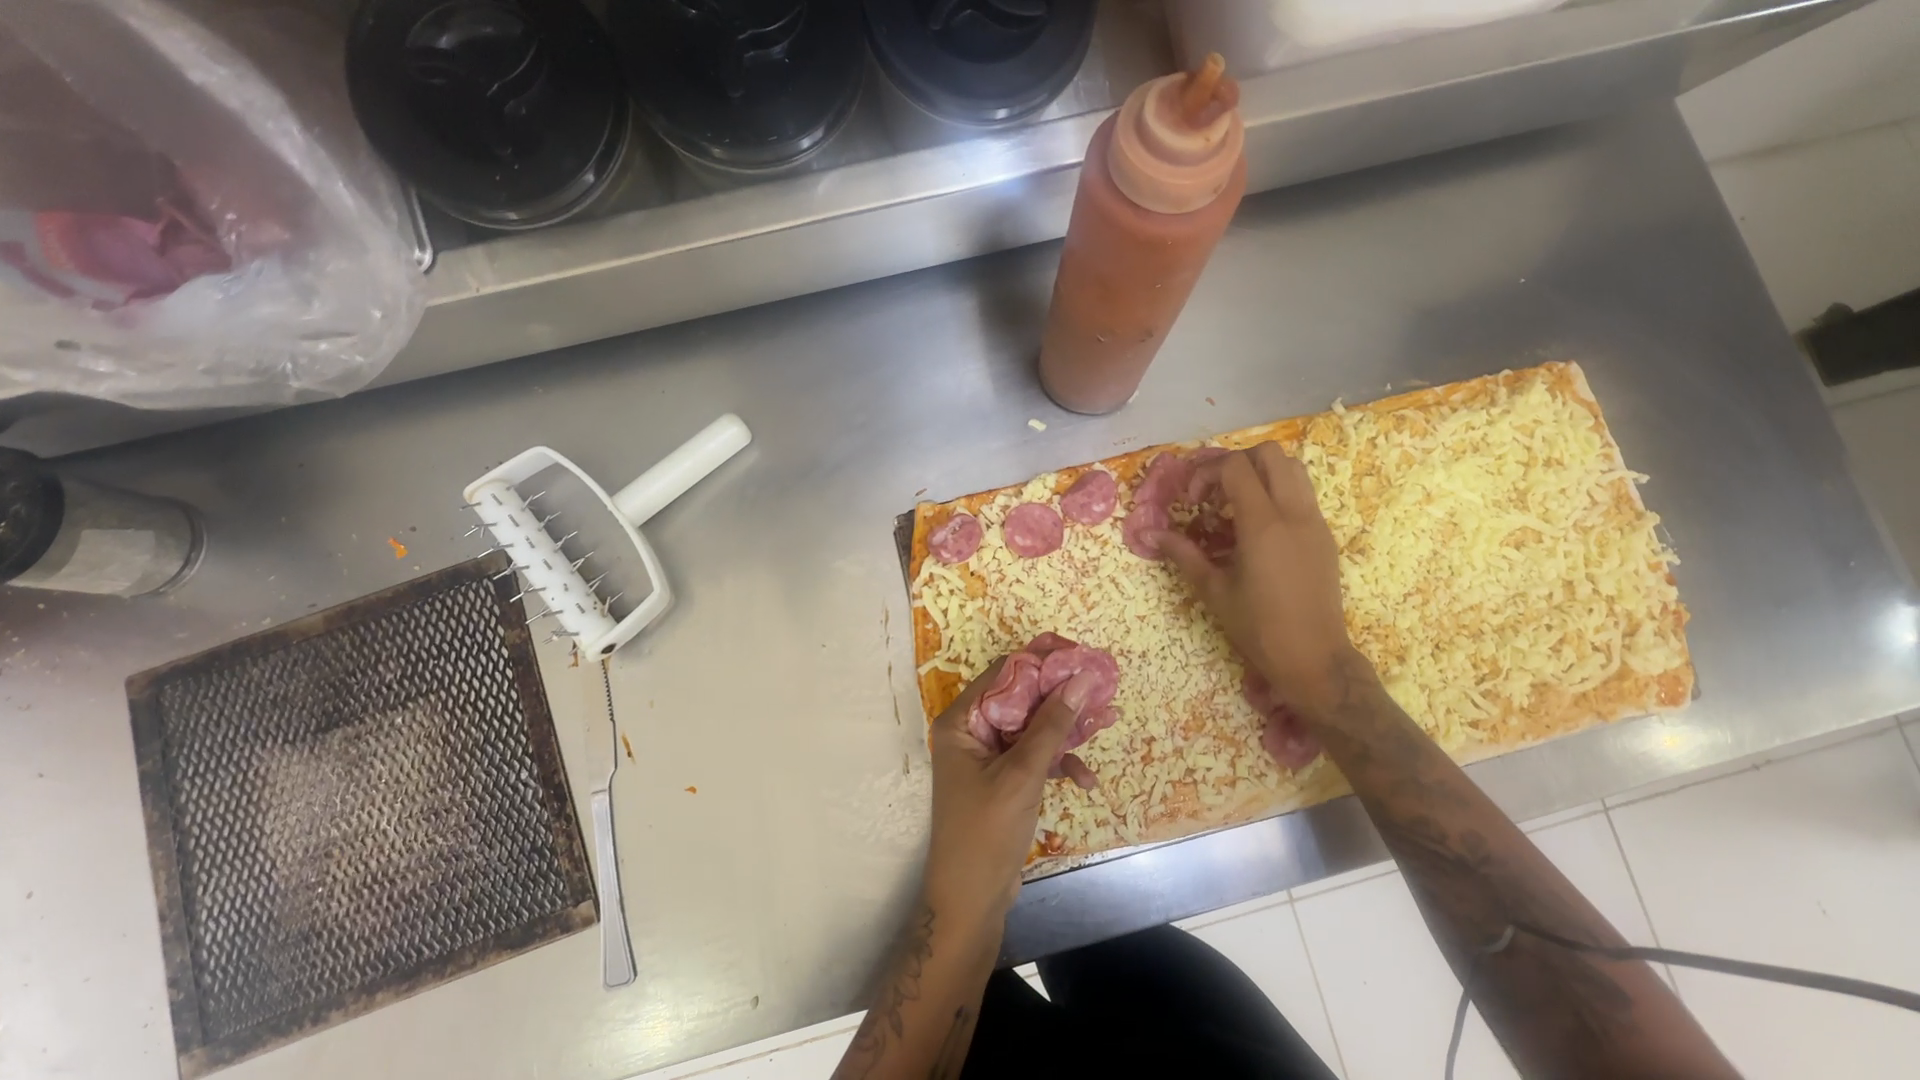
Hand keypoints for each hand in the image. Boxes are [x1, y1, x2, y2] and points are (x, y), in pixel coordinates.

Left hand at [923, 662, 1100, 921]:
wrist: (971, 898)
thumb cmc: (986, 831)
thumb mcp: (1022, 774)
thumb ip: (1052, 724)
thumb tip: (1082, 677)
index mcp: (962, 720)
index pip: (1004, 673)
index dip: (1042, 659)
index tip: (1081, 653)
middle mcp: (972, 730)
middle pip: (1022, 696)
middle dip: (1062, 693)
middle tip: (1103, 683)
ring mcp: (989, 755)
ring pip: (1034, 725)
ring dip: (1067, 727)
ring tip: (1109, 719)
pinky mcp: (1005, 778)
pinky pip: (1036, 755)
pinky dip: (1060, 761)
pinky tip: (1085, 780)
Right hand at [1155, 443, 1363, 710]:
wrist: (1314, 657)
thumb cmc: (1258, 627)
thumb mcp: (1213, 590)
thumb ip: (1183, 554)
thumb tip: (1149, 534)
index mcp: (1263, 525)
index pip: (1235, 467)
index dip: (1206, 473)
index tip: (1191, 501)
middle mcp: (1293, 513)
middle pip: (1268, 454)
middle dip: (1235, 462)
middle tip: (1213, 491)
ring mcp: (1315, 521)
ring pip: (1292, 467)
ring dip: (1260, 473)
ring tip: (1236, 502)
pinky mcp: (1324, 534)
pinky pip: (1302, 493)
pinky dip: (1277, 492)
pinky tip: (1257, 525)